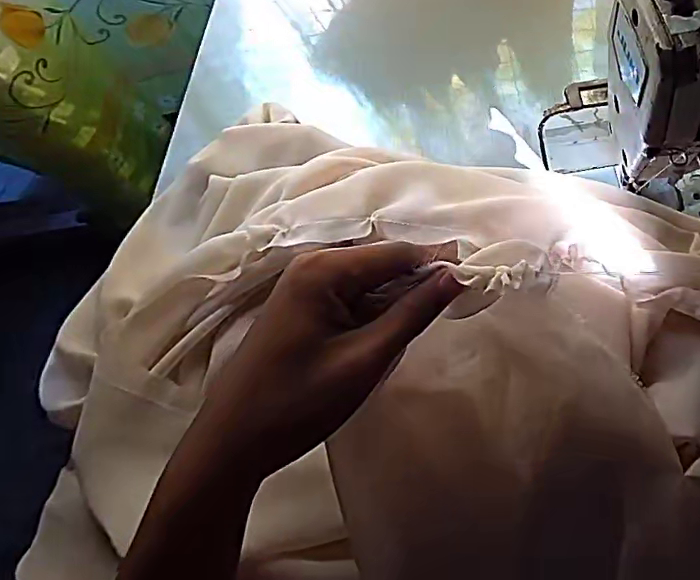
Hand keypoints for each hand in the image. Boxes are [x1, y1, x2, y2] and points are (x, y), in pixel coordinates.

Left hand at [196, 241, 465, 479]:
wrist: (228, 446)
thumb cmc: (296, 405)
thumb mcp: (364, 361)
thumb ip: (412, 314)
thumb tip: (455, 276)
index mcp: (323, 268)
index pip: (397, 252)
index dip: (436, 264)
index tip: (471, 281)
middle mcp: (312, 261)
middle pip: (383, 258)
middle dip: (417, 278)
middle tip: (451, 302)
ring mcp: (304, 279)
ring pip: (370, 274)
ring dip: (397, 293)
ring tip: (422, 319)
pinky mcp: (303, 298)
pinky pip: (352, 288)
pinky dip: (375, 303)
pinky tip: (387, 326)